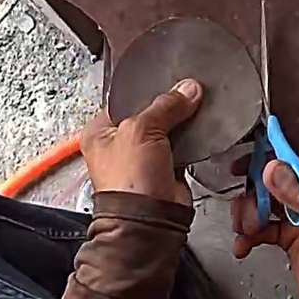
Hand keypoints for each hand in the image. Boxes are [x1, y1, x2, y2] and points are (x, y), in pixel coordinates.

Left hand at [80, 78, 202, 205]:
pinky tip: (199, 128)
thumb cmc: (129, 183)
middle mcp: (120, 146)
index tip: (166, 79)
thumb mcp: (141, 130)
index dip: (145, 89)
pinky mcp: (165, 169)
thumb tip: (186, 90)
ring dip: (180, 123)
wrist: (151, 219)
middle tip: (184, 92)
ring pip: (166, 130)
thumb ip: (165, 106)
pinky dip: (190, 139)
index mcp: (100, 133)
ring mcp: (143, 158)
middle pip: (148, 114)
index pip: (124, 99)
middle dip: (166, 106)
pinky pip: (180, 146)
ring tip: (194, 107)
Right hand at [233, 158, 298, 298]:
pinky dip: (248, 236)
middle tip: (250, 218)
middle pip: (269, 184)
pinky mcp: (288, 235)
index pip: (290, 162)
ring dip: (247, 217)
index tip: (242, 168)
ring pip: (261, 205)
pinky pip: (260, 228)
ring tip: (247, 233)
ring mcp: (298, 217)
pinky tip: (244, 245)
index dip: (264, 163)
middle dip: (252, 199)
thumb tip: (274, 170)